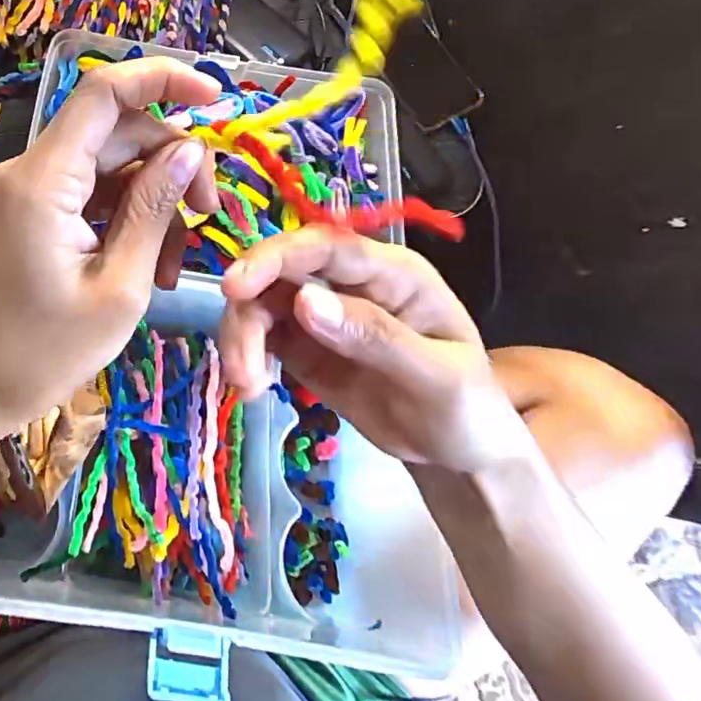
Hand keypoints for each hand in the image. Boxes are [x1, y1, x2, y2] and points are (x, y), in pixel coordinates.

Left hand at [0, 58, 222, 444]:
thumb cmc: (53, 350)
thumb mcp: (122, 284)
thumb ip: (154, 208)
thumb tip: (191, 148)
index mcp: (43, 183)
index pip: (101, 93)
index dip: (161, 78)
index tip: (214, 95)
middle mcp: (31, 170)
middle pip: (118, 130)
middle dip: (172, 162)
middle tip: (206, 214)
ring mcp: (33, 187)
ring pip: (115, 161)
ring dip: (156, 198)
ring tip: (172, 261)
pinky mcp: (39, 206)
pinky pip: (98, 188)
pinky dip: (132, 213)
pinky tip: (152, 260)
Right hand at [217, 228, 533, 472]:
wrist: (458, 453)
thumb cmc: (465, 409)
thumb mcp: (436, 377)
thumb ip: (374, 336)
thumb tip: (303, 301)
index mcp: (390, 273)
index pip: (325, 247)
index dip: (276, 258)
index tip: (235, 288)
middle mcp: (348, 282)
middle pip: (279, 272)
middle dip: (248, 310)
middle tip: (242, 367)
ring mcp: (321, 311)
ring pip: (260, 302)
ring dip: (241, 337)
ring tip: (248, 386)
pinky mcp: (301, 343)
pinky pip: (259, 334)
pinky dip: (245, 354)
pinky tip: (252, 387)